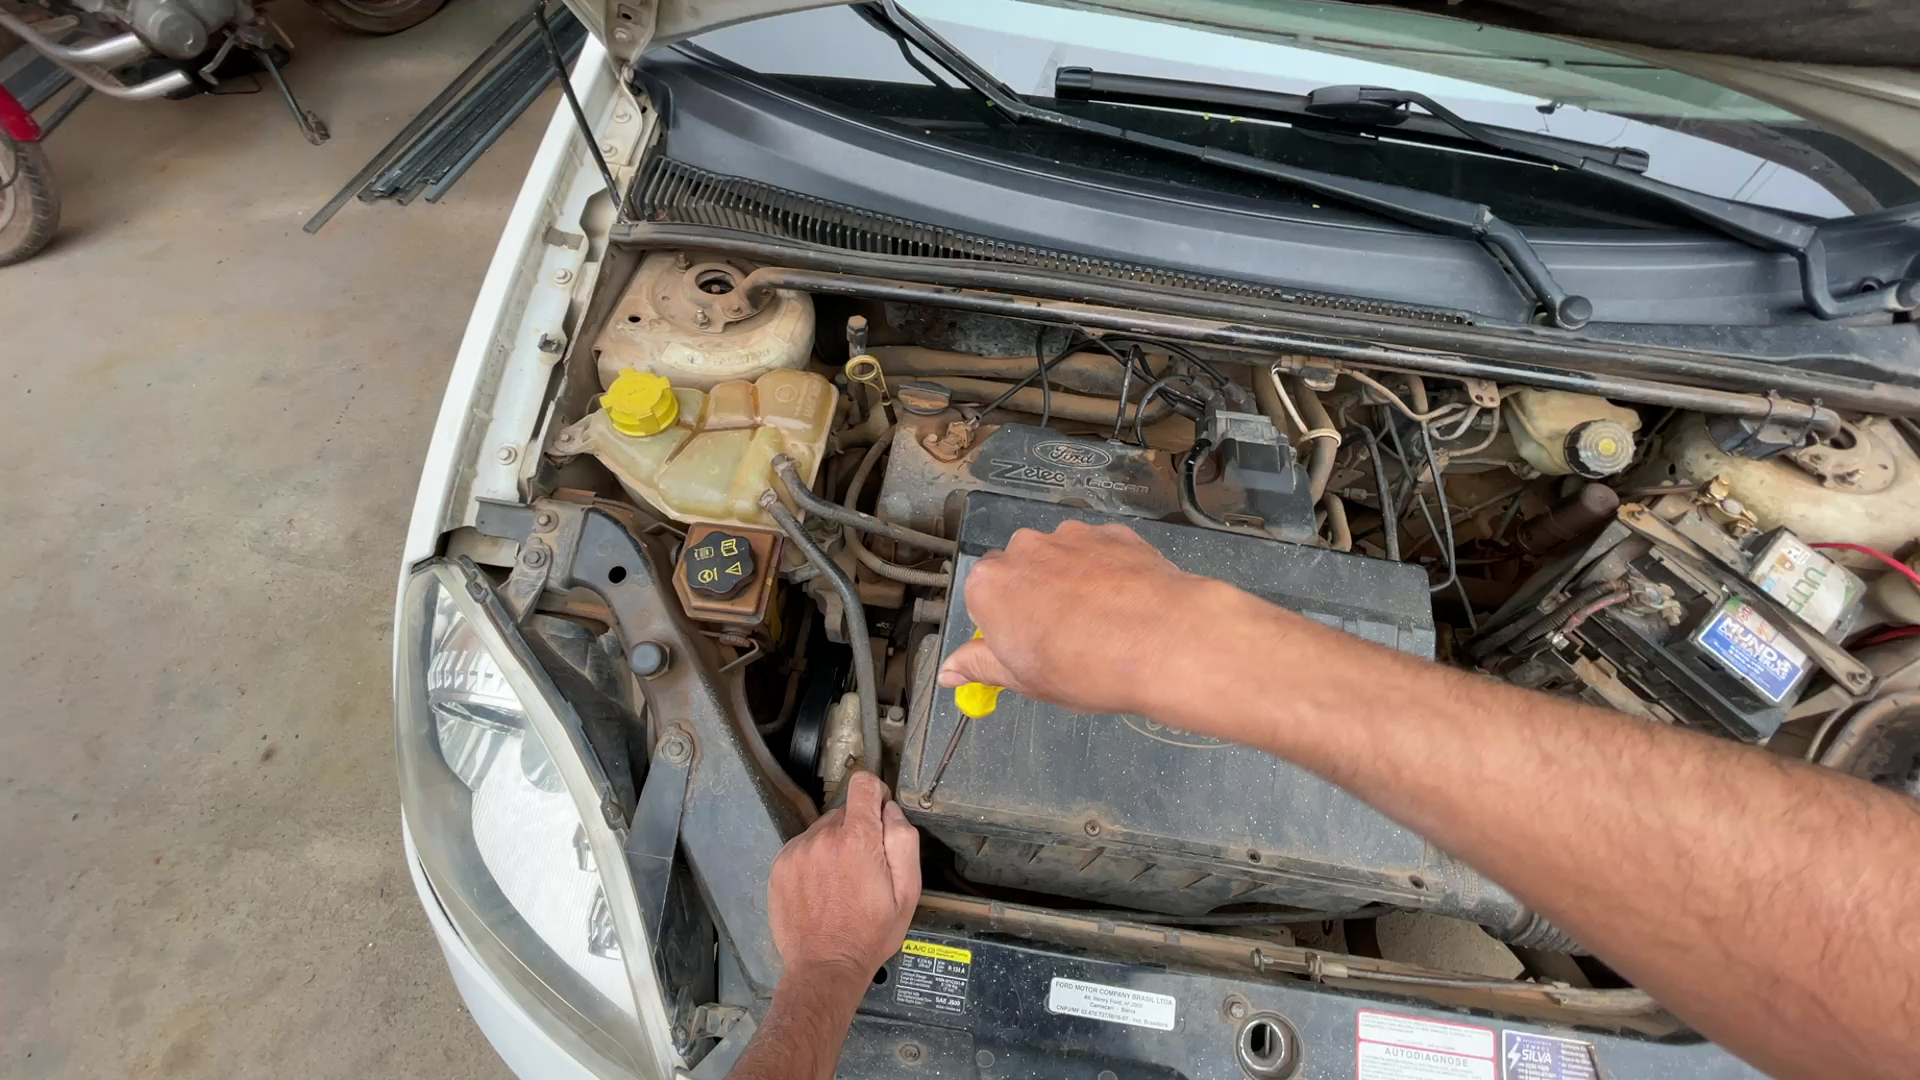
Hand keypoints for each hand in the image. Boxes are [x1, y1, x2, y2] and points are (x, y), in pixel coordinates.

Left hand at [768, 770, 920, 984]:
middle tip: (864, 867)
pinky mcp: (781, 865)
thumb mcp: (908, 891)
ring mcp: (798, 850)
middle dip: (857, 831)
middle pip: (845, 811)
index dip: (876, 794)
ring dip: (834, 845)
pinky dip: (814, 859)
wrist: (824, 968)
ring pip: (824, 829)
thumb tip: (890, 810)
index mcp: (857, 839)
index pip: (863, 784)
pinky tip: (822, 887)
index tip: (879, 814)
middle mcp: (823, 837)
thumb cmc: (869, 934)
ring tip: (840, 882)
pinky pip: (804, 845)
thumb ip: (904, 839)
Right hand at [935, 520, 1241, 717]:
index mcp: (989, 583)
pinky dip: (1106, 571)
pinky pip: (1099, 552)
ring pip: (1060, 558)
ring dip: (1071, 581)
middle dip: (1035, 597)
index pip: (982, 600)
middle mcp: (1023, 548)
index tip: (1029, 648)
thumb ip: (979, 666)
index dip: (1005, 627)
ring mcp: (1071, 535)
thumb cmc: (1080, 669)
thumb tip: (947, 671)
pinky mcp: (1113, 531)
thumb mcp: (1022, 680)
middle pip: (1019, 572)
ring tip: (1103, 621)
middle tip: (1065, 637)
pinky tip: (1126, 603)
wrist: (1162, 640)